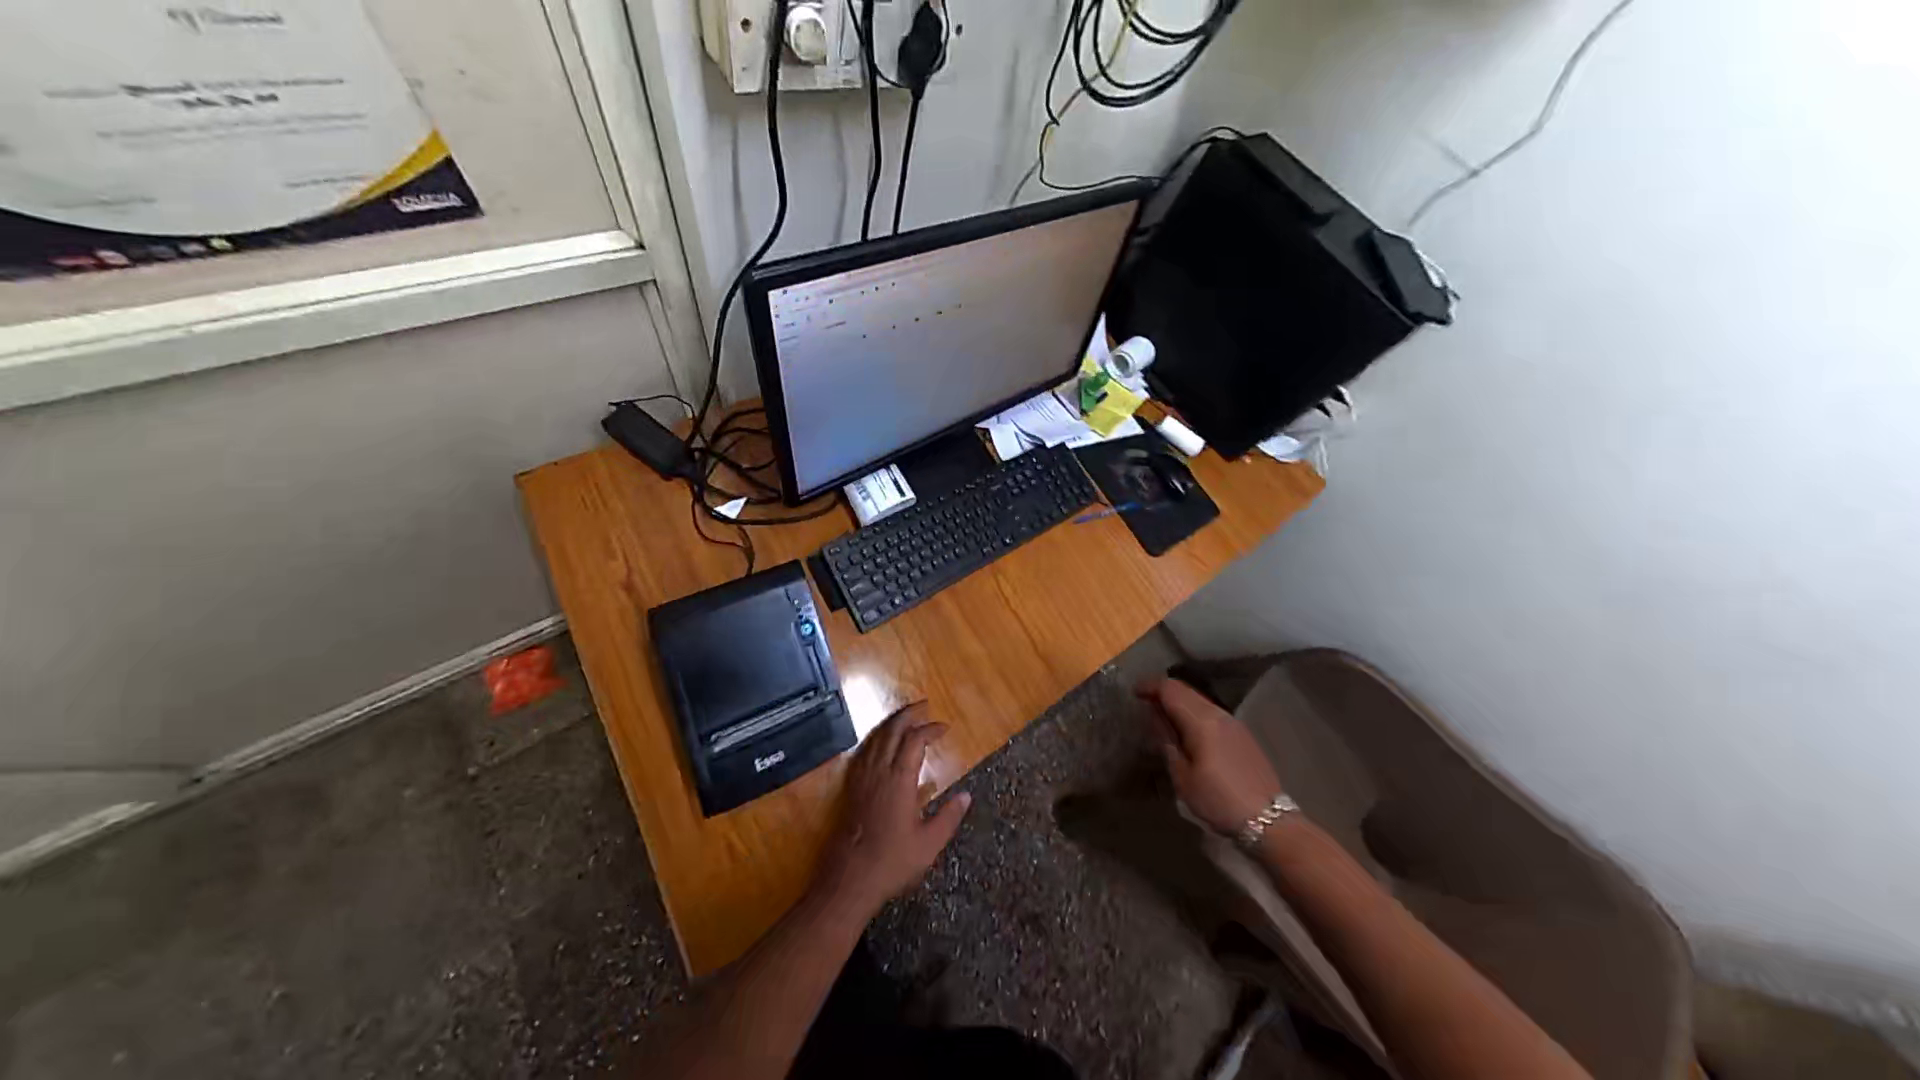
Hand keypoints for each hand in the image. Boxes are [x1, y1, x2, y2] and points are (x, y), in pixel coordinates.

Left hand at [812, 704, 971, 914]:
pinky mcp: (851, 788)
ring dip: (891, 723)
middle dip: (909, 714)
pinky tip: (880, 743)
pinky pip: (864, 752)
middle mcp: (878, 772)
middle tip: (924, 706)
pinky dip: (876, 739)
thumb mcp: (929, 844)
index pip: (915, 741)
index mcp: (899, 780)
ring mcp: (861, 778)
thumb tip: (966, 796)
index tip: (944, 727)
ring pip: (875, 738)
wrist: (849, 879)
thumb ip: (948, 817)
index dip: (930, 729)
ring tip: (905, 717)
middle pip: (892, 731)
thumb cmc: (892, 862)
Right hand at [1138, 677, 1286, 836]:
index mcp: (1201, 721)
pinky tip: (1187, 729)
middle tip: (1144, 702)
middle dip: (1163, 691)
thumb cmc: (1218, 800)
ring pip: (1200, 700)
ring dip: (1179, 701)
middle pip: (1186, 691)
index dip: (1150, 686)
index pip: (1171, 689)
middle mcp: (1219, 714)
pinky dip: (1194, 712)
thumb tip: (1154, 716)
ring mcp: (1234, 723)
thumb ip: (1167, 741)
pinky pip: (1212, 712)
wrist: (1268, 820)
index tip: (1133, 692)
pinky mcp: (1242, 734)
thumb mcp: (1183, 776)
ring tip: (1162, 716)